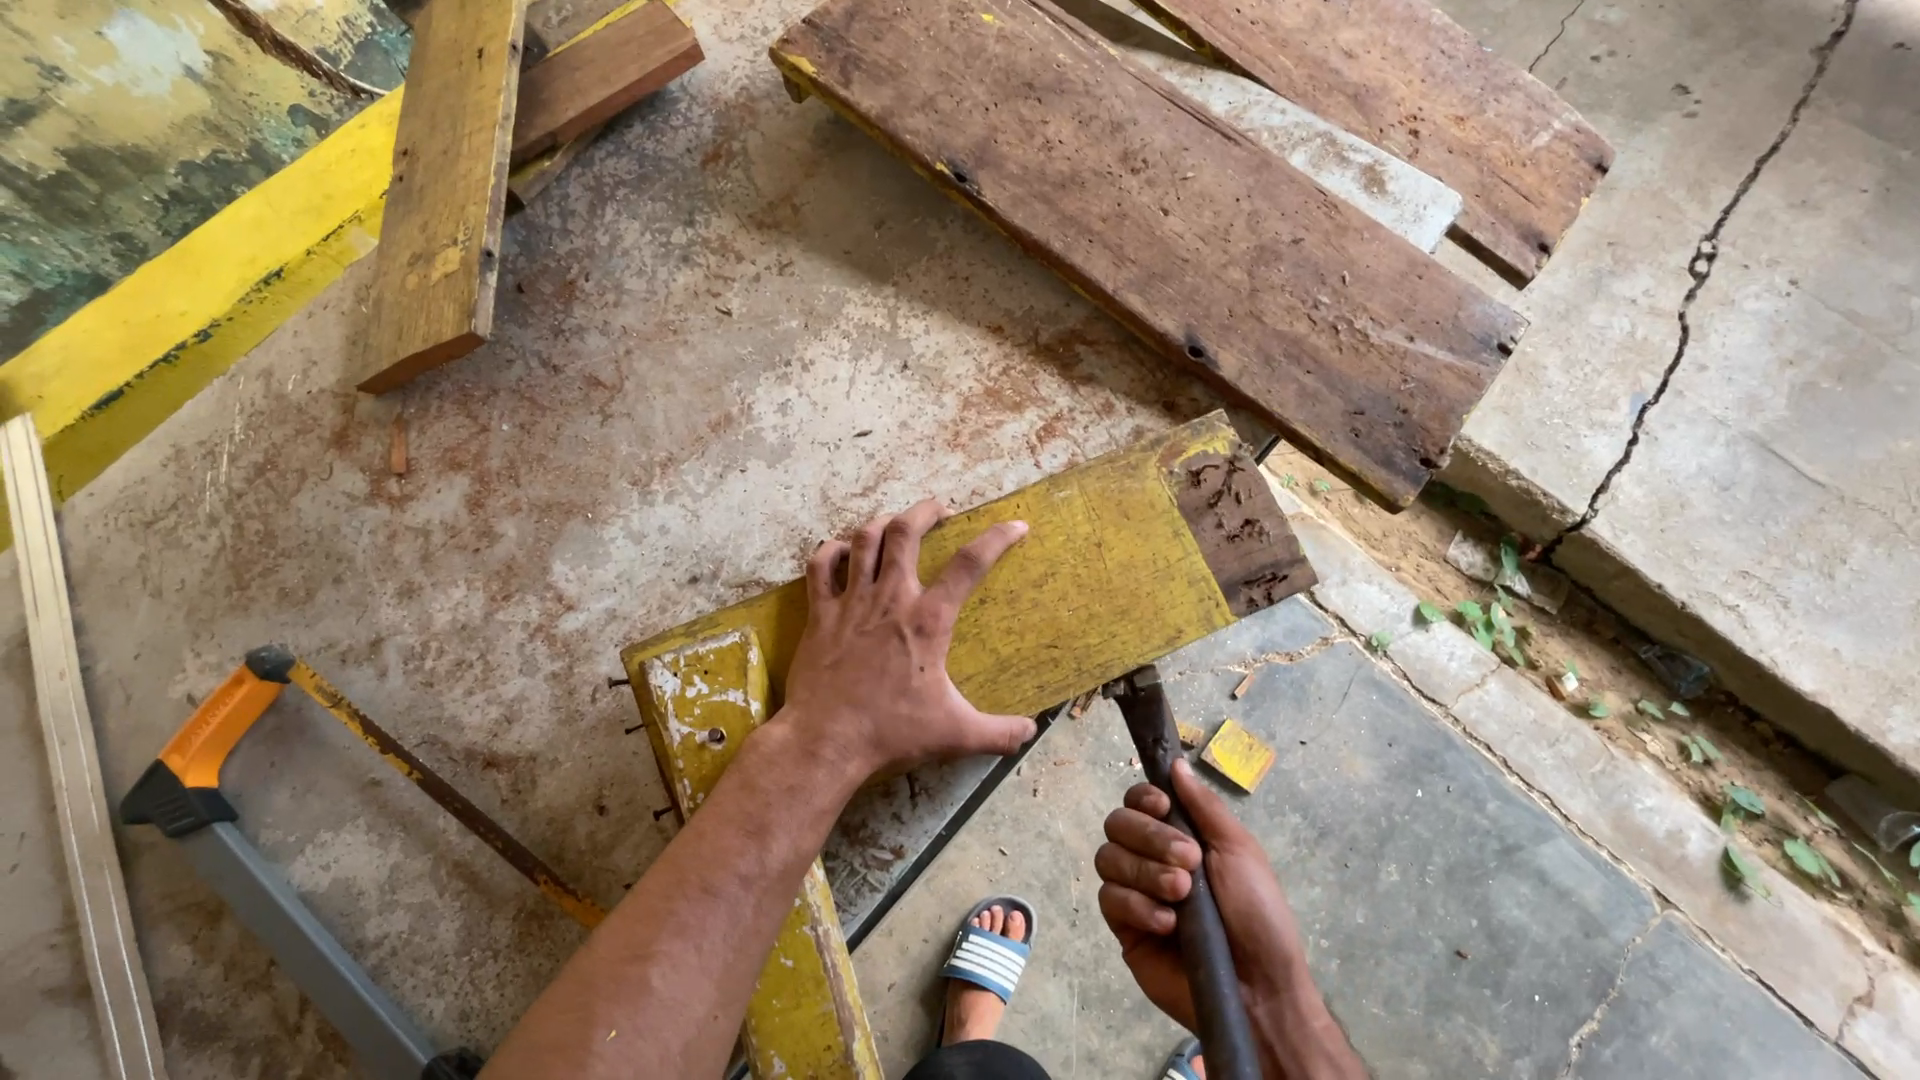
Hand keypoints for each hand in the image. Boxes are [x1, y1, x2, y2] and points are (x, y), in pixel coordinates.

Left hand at [779, 498, 1036, 780]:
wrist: (826, 740)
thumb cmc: (891, 733)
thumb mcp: (955, 734)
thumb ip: (998, 732)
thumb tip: (1031, 731)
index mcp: (928, 620)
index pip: (970, 564)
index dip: (998, 538)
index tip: (1016, 525)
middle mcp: (890, 598)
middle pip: (906, 531)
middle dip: (926, 511)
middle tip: (941, 509)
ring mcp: (850, 602)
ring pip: (864, 540)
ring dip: (882, 523)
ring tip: (895, 523)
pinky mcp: (819, 614)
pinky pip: (821, 566)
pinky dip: (832, 550)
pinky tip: (842, 550)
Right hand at [1095, 758, 1307, 1031]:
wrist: (1259, 987)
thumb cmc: (1257, 914)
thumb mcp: (1239, 851)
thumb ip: (1203, 807)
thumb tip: (1176, 763)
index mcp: (1178, 836)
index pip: (1137, 802)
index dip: (1142, 799)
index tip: (1163, 807)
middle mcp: (1150, 859)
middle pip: (1117, 824)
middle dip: (1150, 838)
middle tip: (1189, 862)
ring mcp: (1135, 893)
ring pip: (1108, 858)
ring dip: (1146, 872)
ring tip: (1181, 894)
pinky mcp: (1124, 929)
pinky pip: (1109, 900)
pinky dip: (1137, 906)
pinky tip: (1168, 924)